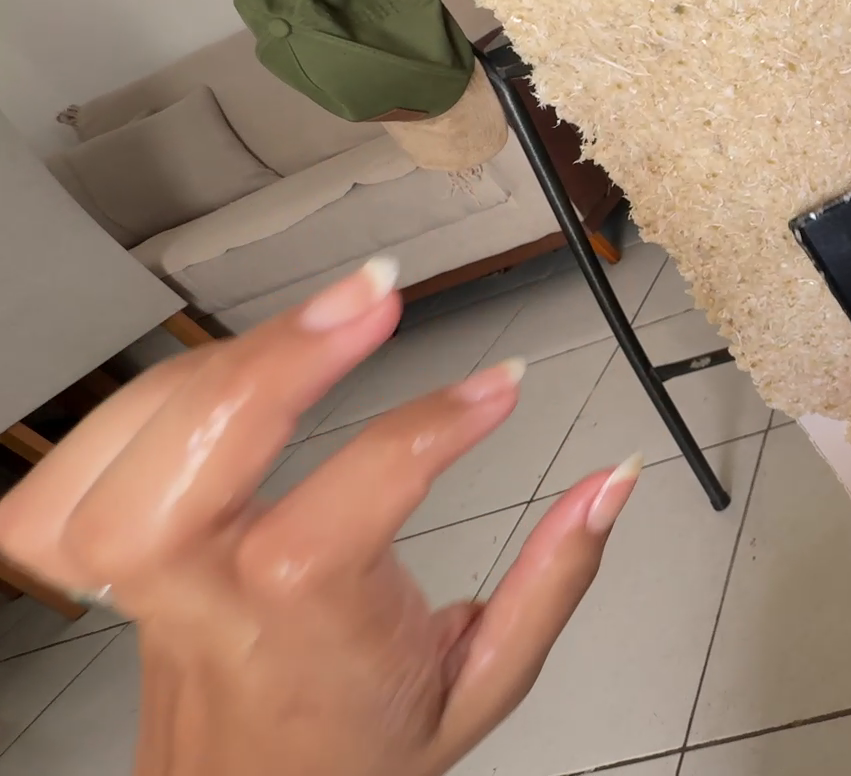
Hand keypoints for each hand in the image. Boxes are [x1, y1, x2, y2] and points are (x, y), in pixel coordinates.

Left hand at [0, 259, 639, 775]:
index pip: (329, 534)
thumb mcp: (495, 677)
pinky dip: (140, 405)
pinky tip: (234, 365)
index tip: (502, 385)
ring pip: (98, 482)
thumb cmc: (377, 746)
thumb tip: (612, 480)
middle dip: (270, 372)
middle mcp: (208, 618)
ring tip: (327, 316)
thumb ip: (560, 576)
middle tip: (375, 298)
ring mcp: (149, 593)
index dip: (424, 436)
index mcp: (309, 646)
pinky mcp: (124, 570)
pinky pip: (60, 491)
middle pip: (164, 498)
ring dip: (216, 368)